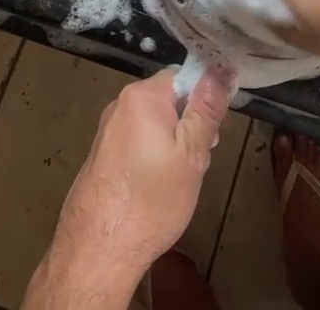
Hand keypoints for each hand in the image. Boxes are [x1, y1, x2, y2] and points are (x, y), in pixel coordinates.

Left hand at [25, 66, 232, 309]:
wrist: (98, 251)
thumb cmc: (151, 201)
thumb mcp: (192, 153)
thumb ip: (207, 107)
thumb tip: (222, 67)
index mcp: (142, 96)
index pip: (184, 76)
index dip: (203, 100)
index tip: (211, 132)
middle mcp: (119, 105)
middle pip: (169, 101)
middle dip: (188, 126)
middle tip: (196, 161)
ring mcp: (107, 131)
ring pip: (154, 125)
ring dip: (172, 145)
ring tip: (177, 181)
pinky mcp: (101, 155)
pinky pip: (137, 142)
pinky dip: (152, 158)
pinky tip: (156, 190)